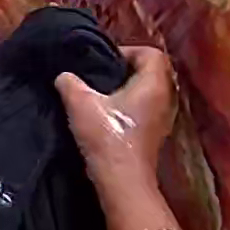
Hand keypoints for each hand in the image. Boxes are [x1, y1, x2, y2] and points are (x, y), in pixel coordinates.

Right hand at [54, 46, 175, 191]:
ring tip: (101, 94)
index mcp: (153, 84)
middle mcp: (165, 98)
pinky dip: (131, 105)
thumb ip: (70, 83)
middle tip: (100, 74)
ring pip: (150, 91)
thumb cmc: (106, 136)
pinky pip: (147, 108)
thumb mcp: (80, 104)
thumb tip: (64, 76)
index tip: (104, 61)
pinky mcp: (155, 133)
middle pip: (152, 71)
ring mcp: (163, 117)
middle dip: (127, 69)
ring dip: (129, 89)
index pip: (151, 53)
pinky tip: (108, 115)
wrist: (121, 178)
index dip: (128, 51)